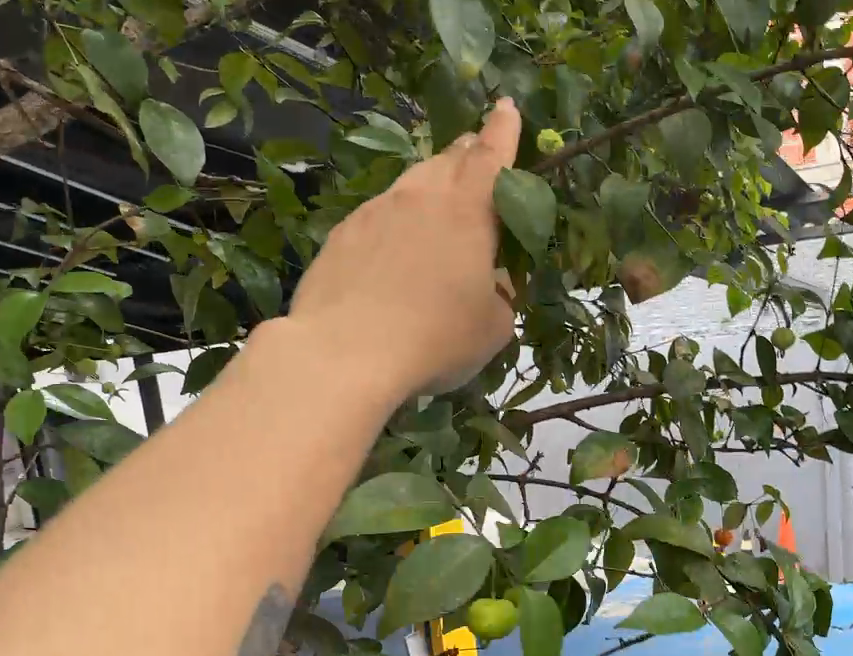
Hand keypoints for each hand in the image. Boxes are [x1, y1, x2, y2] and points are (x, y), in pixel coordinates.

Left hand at [283, 99, 522, 398]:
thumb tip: (491, 279)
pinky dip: (401, 220)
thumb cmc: (438, 338)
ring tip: (444, 203)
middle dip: (469, 154)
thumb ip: (501, 292)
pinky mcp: (344, 234)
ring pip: (413, 183)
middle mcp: (420, 198)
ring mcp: (376, 212)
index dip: (504, 132)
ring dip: (434, 185)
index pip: (491, 158)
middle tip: (481, 156)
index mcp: (467, 214)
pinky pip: (382, 213)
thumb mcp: (495, 325)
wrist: (346, 352)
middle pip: (449, 161)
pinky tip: (402, 249)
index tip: (508, 107)